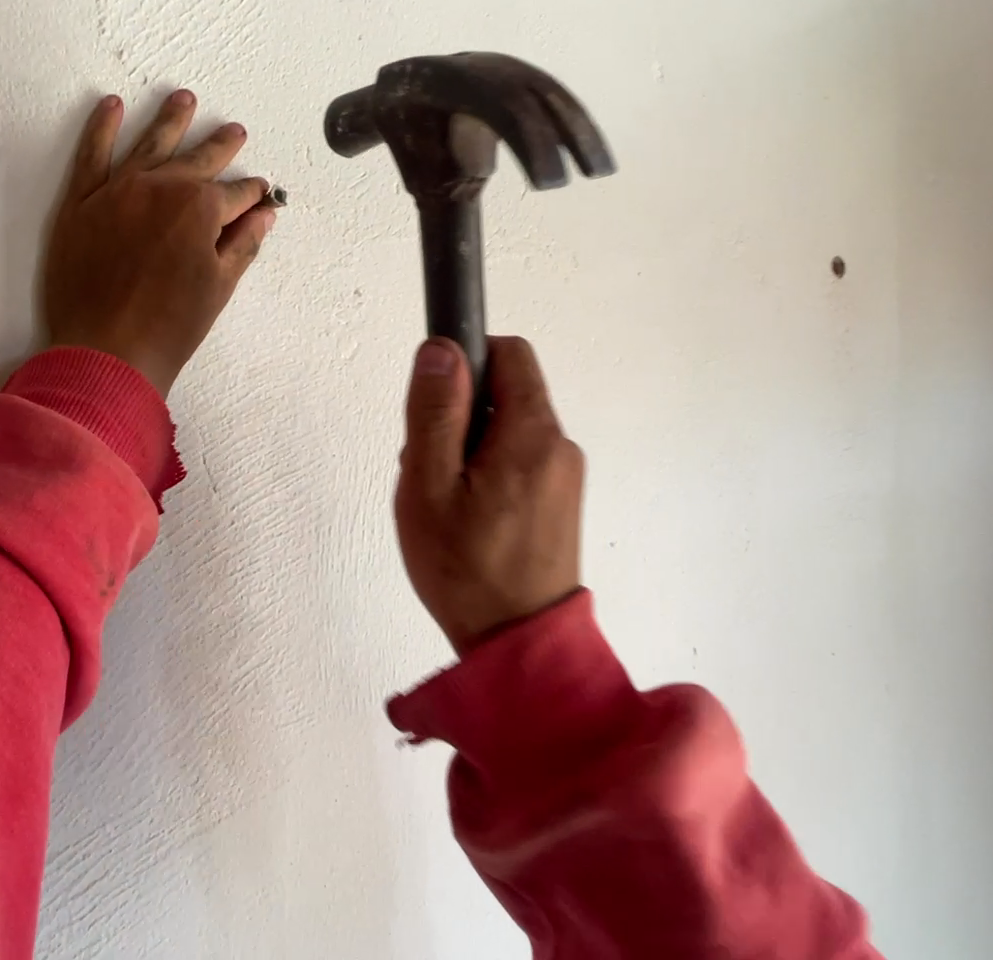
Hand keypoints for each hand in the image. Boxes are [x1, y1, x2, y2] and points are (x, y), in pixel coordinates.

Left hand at [42, 90, 275, 395]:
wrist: (105, 352)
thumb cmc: (167, 328)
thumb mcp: (217, 288)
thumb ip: (242, 244)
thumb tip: (263, 215)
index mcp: (200, 209)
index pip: (235, 193)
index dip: (252, 194)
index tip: (260, 192)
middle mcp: (161, 188)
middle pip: (198, 159)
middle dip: (221, 146)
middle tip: (234, 132)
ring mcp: (118, 191)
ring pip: (150, 144)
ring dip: (170, 120)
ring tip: (184, 99)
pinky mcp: (81, 202)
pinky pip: (92, 155)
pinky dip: (101, 128)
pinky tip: (111, 107)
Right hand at [395, 336, 585, 652]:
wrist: (517, 643)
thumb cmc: (465, 568)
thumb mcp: (428, 484)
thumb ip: (434, 411)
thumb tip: (440, 348)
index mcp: (532, 433)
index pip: (508, 352)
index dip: (465, 359)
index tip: (433, 401)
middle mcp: (559, 446)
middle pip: (503, 394)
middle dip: (457, 415)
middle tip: (428, 468)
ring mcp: (564, 476)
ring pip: (505, 431)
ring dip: (467, 449)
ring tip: (444, 502)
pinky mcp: (560, 502)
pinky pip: (516, 462)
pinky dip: (484, 473)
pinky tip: (464, 518)